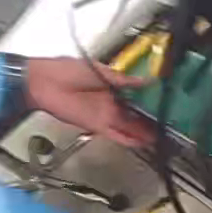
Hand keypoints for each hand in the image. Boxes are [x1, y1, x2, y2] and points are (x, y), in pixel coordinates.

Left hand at [24, 57, 154, 148]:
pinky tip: (143, 143)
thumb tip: (147, 80)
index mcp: (111, 88)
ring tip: (161, 139)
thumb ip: (122, 79)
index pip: (134, 99)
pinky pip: (116, 134)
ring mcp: (104, 116)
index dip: (148, 104)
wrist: (42, 81)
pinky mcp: (96, 126)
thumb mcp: (100, 70)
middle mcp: (110, 103)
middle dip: (149, 122)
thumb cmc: (67, 70)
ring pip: (128, 127)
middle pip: (133, 116)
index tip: (165, 107)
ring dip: (143, 134)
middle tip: (169, 128)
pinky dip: (128, 139)